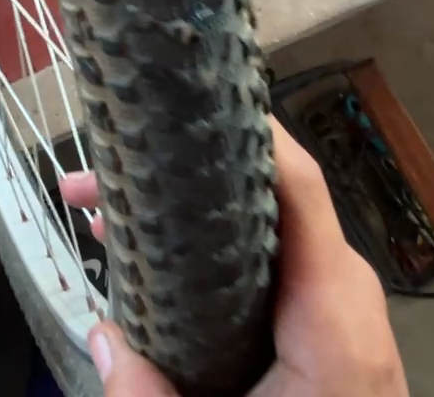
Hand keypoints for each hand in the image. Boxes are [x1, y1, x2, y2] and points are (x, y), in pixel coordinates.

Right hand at [60, 117, 407, 396]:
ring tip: (95, 206)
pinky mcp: (314, 307)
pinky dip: (199, 234)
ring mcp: (328, 292)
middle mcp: (338, 286)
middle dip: (173, 169)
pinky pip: (258, 245)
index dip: (249, 131)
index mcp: (332, 315)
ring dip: (176, 201)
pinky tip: (142, 245)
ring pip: (252, 217)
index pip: (299, 187)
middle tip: (94, 171)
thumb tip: (101, 338)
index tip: (181, 96)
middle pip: (259, 192)